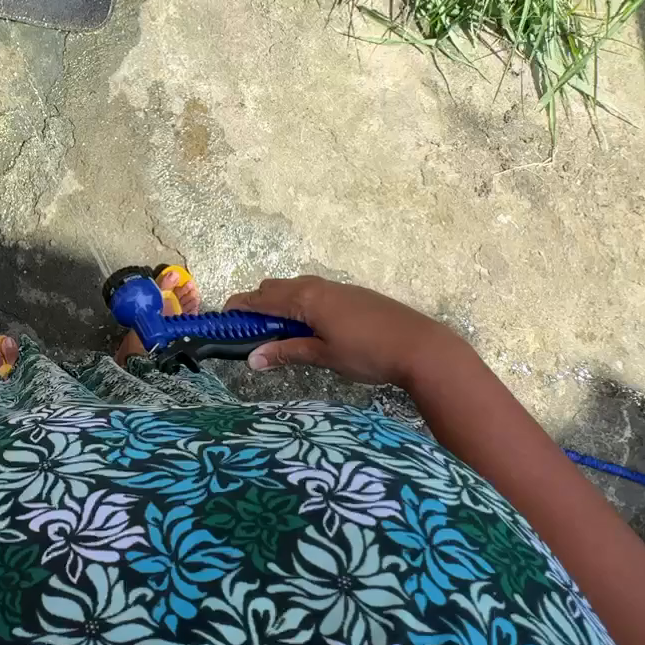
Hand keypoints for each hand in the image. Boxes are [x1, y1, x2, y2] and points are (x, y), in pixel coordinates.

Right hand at [224, 275, 462, 385]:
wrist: (422, 347)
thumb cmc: (368, 353)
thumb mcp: (323, 356)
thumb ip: (286, 353)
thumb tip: (251, 359)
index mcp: (304, 298)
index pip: (260, 298)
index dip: (239, 307)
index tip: (223, 318)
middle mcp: (315, 285)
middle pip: (274, 288)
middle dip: (257, 304)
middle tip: (249, 331)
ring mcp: (334, 287)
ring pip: (294, 289)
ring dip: (279, 304)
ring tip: (278, 332)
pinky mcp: (350, 294)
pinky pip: (312, 292)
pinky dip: (299, 304)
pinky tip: (308, 327)